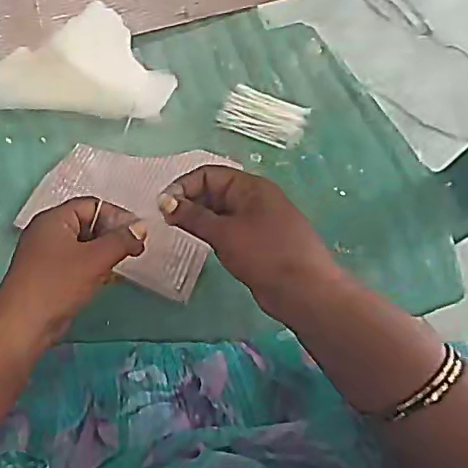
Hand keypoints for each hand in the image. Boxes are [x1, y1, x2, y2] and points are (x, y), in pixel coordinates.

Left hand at [0, 198, 146, 346]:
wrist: (23, 323)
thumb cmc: (57, 284)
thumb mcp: (95, 259)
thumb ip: (121, 240)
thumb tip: (141, 227)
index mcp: (53, 219)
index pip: (91, 205)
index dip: (117, 216)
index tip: (138, 234)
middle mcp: (47, 232)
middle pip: (87, 224)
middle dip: (111, 236)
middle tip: (134, 251)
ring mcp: (45, 254)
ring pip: (82, 246)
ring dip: (103, 253)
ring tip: (120, 267)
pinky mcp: (48, 274)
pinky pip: (75, 263)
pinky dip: (91, 267)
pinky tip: (104, 280)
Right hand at [160, 166, 340, 321]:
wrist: (305, 292)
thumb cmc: (265, 255)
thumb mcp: (224, 233)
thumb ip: (192, 216)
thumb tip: (166, 202)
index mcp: (251, 187)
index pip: (208, 175)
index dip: (183, 186)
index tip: (162, 206)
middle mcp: (254, 198)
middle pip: (213, 190)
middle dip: (188, 201)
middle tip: (167, 220)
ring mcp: (258, 219)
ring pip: (220, 210)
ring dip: (198, 217)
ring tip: (179, 231)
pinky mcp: (258, 240)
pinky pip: (228, 227)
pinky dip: (212, 231)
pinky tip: (201, 242)